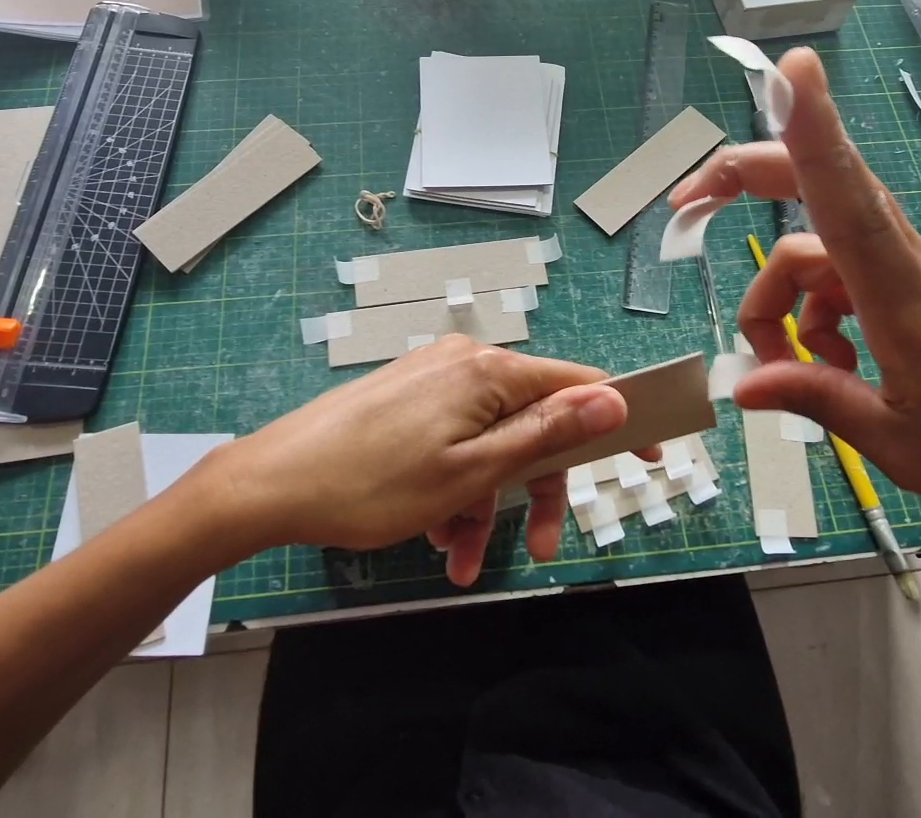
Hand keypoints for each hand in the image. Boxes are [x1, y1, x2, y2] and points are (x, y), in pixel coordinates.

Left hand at [208, 335, 627, 584]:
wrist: (271, 484)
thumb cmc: (372, 484)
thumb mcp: (474, 471)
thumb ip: (547, 433)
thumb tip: (612, 399)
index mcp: (488, 372)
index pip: (579, 385)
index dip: (617, 422)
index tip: (649, 455)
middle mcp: (464, 363)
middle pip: (532, 423)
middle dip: (535, 490)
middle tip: (541, 548)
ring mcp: (432, 380)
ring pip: (489, 443)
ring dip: (488, 503)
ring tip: (461, 557)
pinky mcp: (407, 399)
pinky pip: (454, 443)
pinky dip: (456, 488)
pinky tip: (437, 534)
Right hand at [670, 49, 920, 534]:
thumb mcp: (901, 443)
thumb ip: (817, 400)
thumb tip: (741, 385)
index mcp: (907, 305)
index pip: (848, 202)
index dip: (814, 132)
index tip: (792, 73)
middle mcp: (910, 268)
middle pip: (820, 193)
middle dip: (747, 180)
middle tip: (688, 205)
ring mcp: (919, 272)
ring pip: (818, 252)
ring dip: (780, 302)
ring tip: (790, 368)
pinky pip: (847, 279)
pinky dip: (817, 315)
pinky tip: (833, 363)